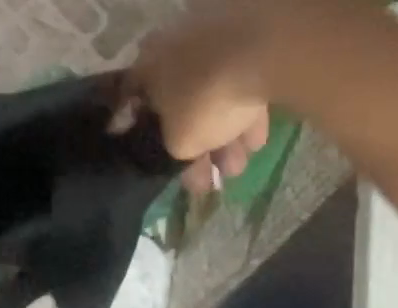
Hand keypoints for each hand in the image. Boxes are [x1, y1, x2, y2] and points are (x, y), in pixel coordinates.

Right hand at [131, 2, 274, 193]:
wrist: (259, 53)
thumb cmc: (201, 100)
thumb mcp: (177, 143)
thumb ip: (172, 150)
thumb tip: (178, 150)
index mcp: (146, 65)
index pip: (138, 109)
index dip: (149, 143)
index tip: (165, 166)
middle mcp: (174, 46)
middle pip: (182, 107)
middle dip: (198, 148)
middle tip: (209, 178)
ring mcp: (212, 40)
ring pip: (214, 97)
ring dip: (225, 137)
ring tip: (236, 168)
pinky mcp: (248, 40)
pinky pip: (242, 83)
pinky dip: (246, 113)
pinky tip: (255, 143)